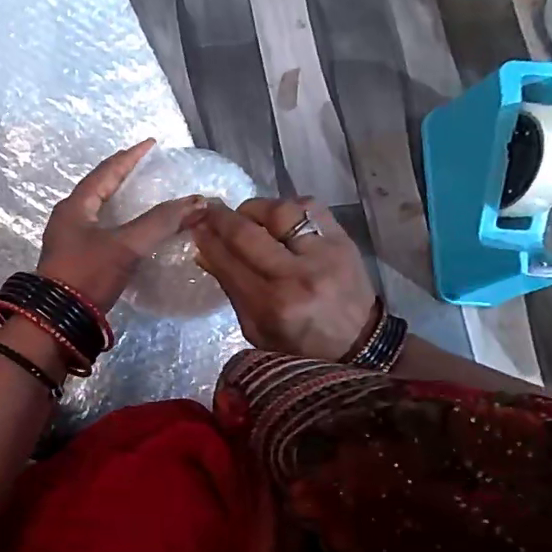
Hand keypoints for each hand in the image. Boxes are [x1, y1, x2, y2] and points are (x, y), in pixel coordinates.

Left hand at [36, 139, 208, 311]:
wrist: (58, 321)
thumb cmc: (88, 275)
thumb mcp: (126, 246)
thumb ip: (160, 222)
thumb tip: (197, 202)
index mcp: (75, 206)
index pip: (106, 171)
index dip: (130, 157)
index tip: (150, 144)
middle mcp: (68, 219)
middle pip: (98, 189)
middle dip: (122, 176)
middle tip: (144, 167)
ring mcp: (68, 241)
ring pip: (98, 212)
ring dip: (119, 201)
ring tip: (139, 195)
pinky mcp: (74, 262)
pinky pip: (99, 232)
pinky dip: (118, 224)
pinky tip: (130, 232)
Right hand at [189, 197, 377, 361]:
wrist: (358, 344)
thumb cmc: (298, 344)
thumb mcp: (256, 329)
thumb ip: (231, 289)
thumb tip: (204, 252)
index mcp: (272, 306)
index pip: (229, 263)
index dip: (207, 241)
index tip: (194, 226)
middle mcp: (297, 276)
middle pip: (248, 234)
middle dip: (221, 219)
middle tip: (208, 211)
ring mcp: (323, 254)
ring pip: (279, 212)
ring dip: (254, 210)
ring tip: (245, 216)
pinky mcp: (343, 240)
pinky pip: (309, 207)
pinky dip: (287, 207)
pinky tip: (276, 217)